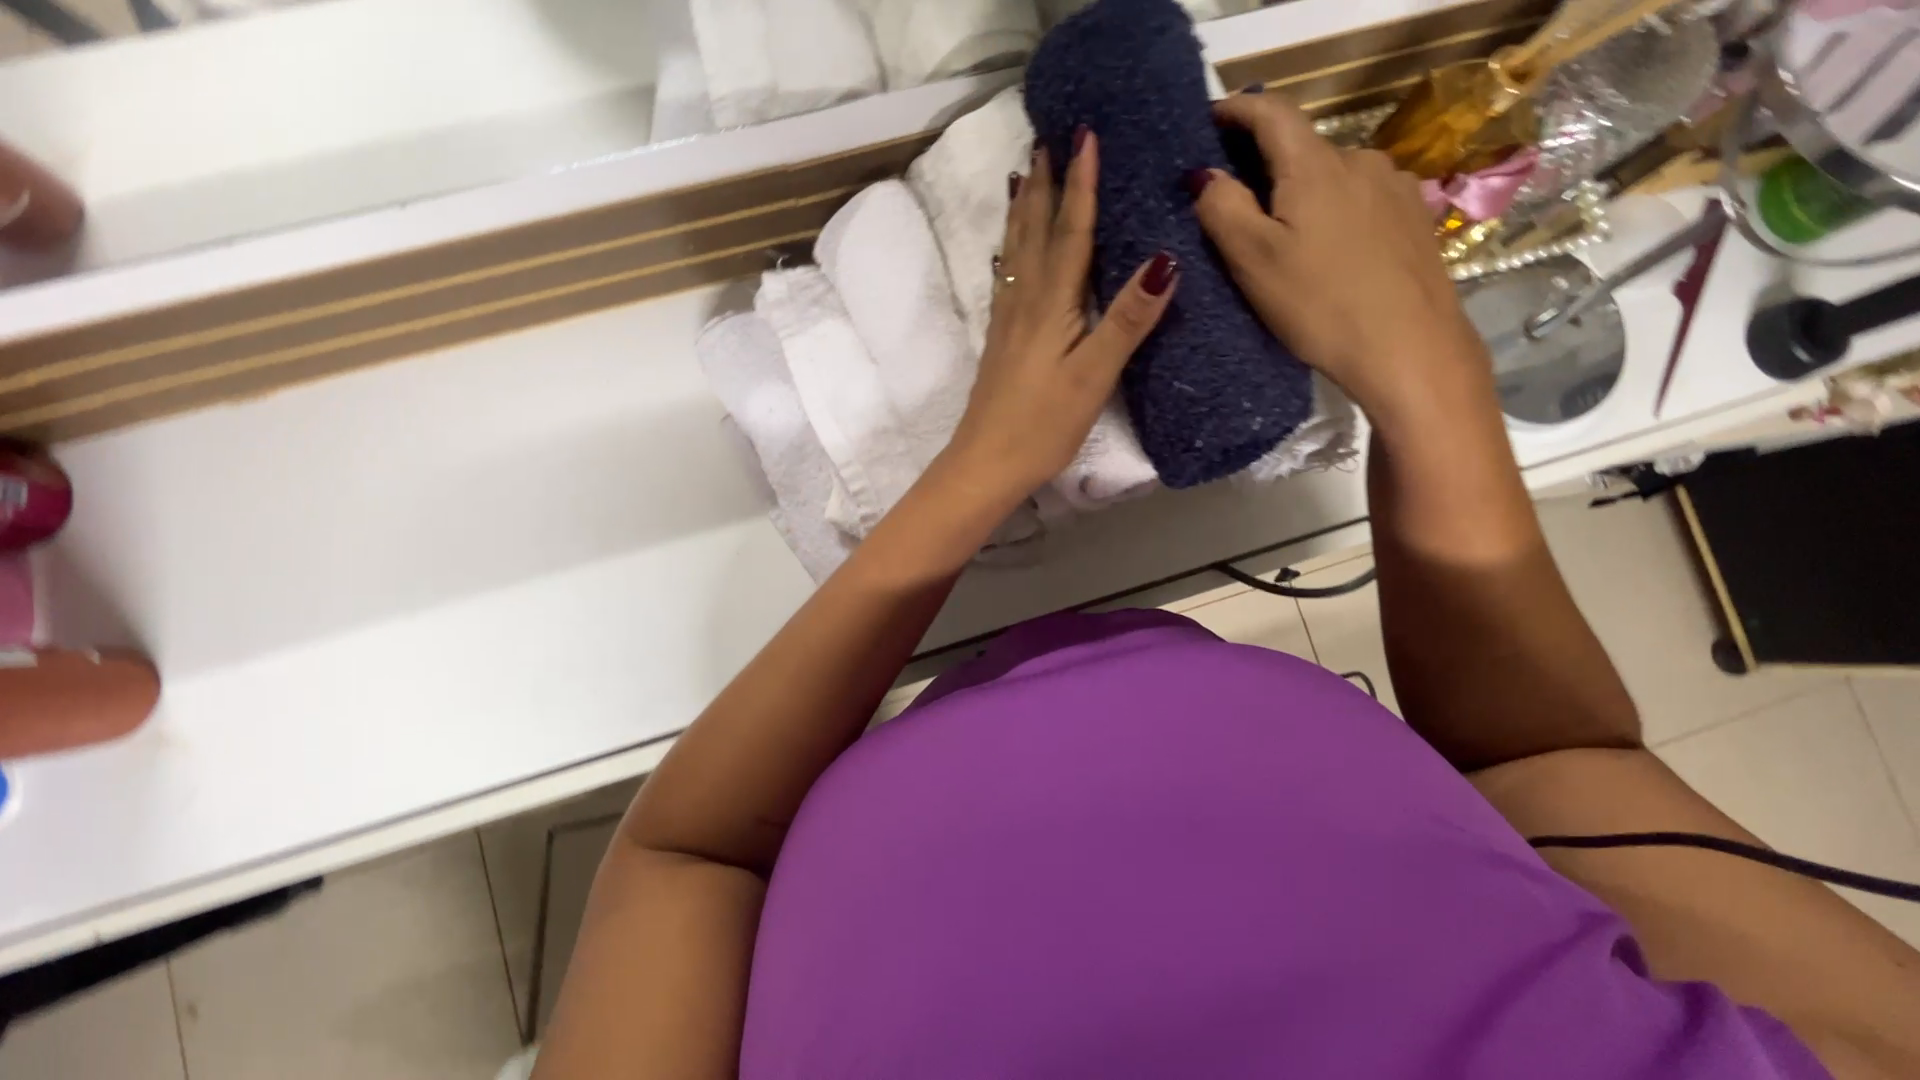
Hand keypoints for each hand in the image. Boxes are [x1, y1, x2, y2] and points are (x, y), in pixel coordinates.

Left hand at [944, 132, 1179, 501]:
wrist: (985, 462)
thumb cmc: (1043, 423)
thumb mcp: (1094, 375)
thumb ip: (1127, 320)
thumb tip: (1164, 261)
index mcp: (1051, 303)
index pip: (1070, 231)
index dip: (1081, 183)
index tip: (1085, 135)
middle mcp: (1025, 301)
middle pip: (1036, 231)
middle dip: (1046, 185)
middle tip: (1045, 139)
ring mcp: (1009, 320)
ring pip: (1016, 251)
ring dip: (1024, 210)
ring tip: (1023, 176)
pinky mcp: (1002, 340)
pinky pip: (1008, 277)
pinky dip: (1011, 250)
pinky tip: (1008, 253)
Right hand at [1186, 94, 1490, 428]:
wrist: (1410, 350)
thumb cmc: (1320, 304)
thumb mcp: (1252, 260)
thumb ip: (1222, 208)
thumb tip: (1207, 174)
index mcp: (1314, 164)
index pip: (1271, 112)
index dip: (1236, 109)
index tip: (1209, 119)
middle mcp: (1359, 160)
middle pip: (1302, 147)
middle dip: (1266, 163)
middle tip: (1235, 196)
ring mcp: (1393, 188)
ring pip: (1332, 176)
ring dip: (1302, 192)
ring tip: (1282, 232)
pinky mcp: (1414, 218)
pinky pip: (1359, 200)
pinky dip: (1332, 211)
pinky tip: (1327, 249)